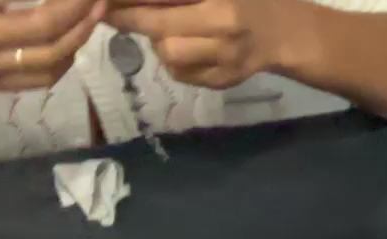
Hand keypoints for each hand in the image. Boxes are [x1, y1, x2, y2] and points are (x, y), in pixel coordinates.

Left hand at [105, 0, 303, 89]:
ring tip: (164, 29)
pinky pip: (181, 74)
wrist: (279, 30)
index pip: (166, 8)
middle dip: (135, 23)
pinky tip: (183, 45)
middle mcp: (224, 33)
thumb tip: (134, 1)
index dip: (133, 7)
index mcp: (221, 6)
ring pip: (170, 58)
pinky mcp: (221, 82)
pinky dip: (173, 60)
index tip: (106, 4)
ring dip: (157, 42)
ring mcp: (224, 62)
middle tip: (114, 12)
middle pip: (163, 36)